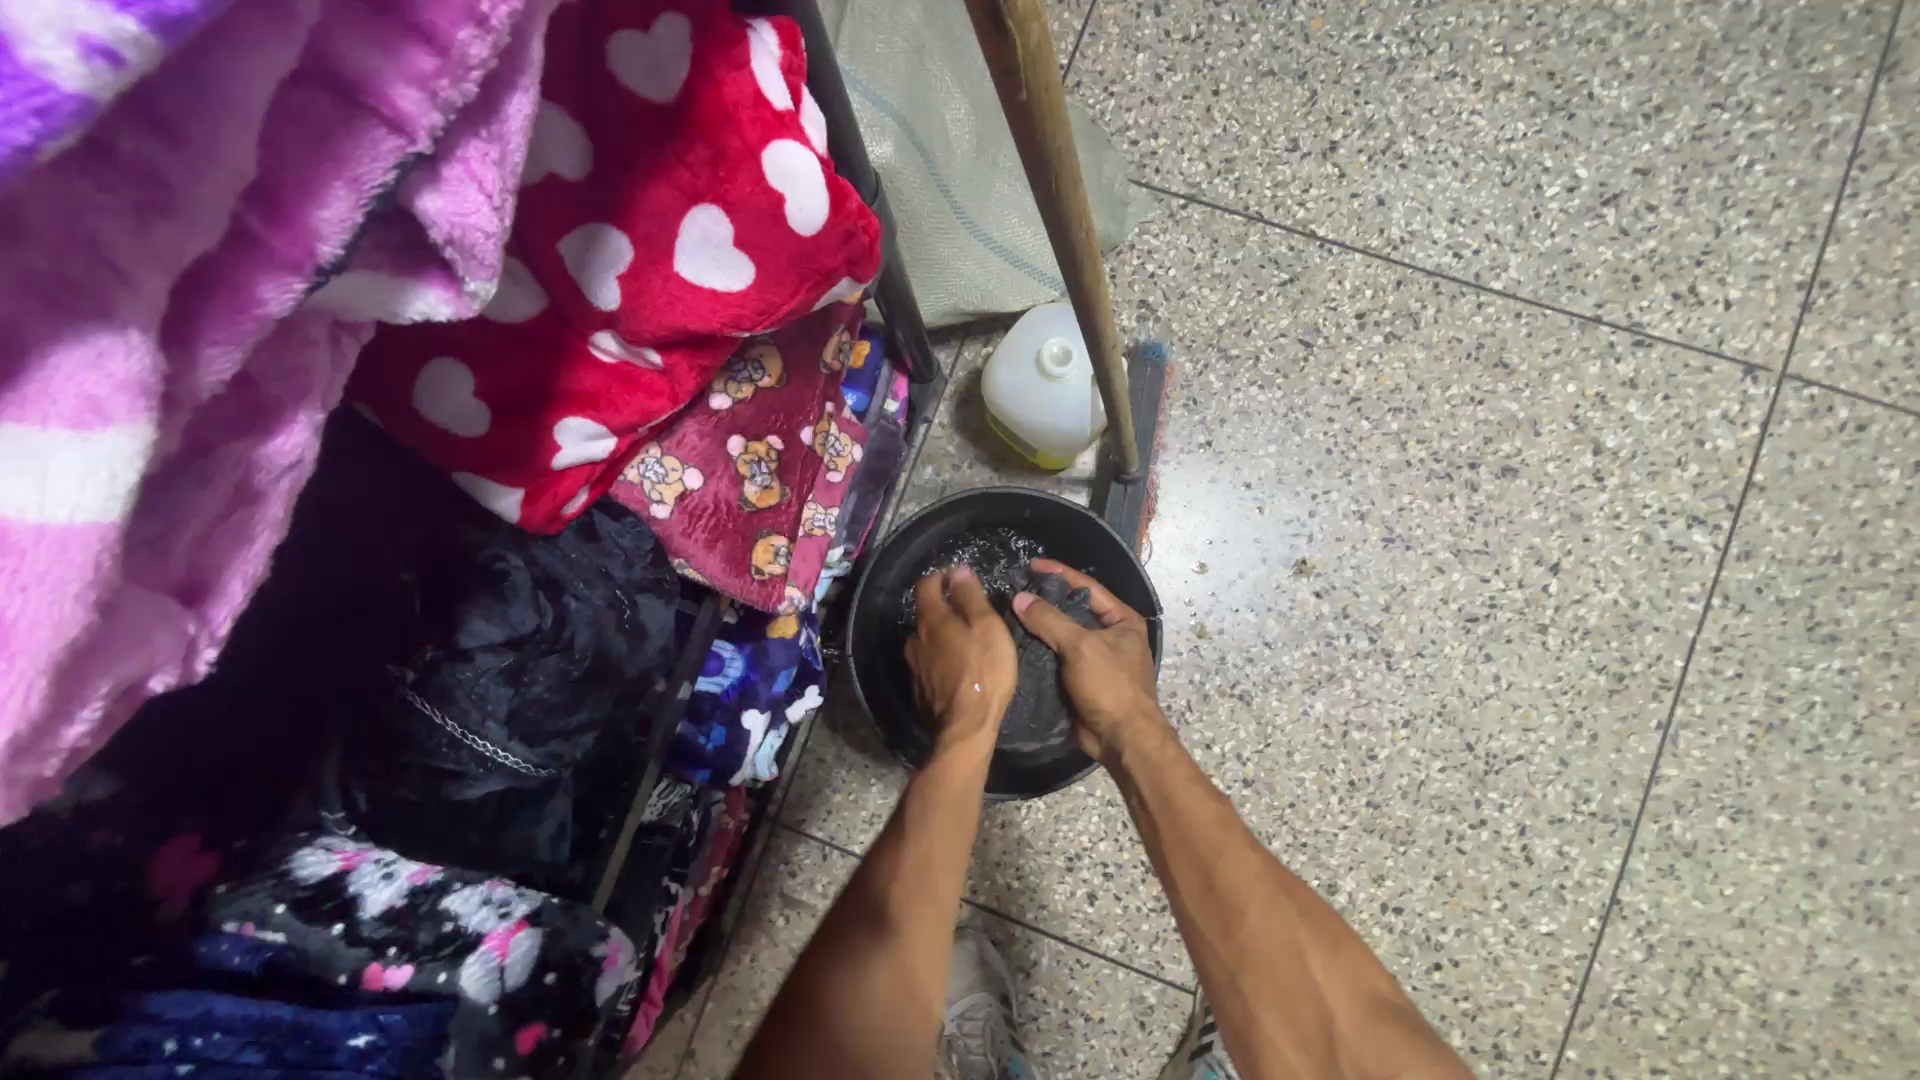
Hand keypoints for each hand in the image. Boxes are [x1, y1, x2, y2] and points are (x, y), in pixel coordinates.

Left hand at [906, 565, 1016, 755]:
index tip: (958, 577)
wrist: (965, 727)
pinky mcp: (919, 690)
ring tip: (967, 644)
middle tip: (970, 614)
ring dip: (943, 637)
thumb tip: (957, 570)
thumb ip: (970, 596)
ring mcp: (914, 667)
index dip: (941, 576)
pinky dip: (942, 660)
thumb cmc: (983, 672)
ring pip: (927, 641)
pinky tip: (959, 670)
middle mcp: (914, 640)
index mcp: (930, 620)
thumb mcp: (986, 627)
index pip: (926, 585)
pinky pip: (929, 665)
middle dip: (945, 609)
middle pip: (926, 615)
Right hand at [1011, 558, 1166, 762]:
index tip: (1031, 565)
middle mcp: (1109, 635)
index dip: (1059, 574)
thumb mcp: (1081, 647)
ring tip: (1007, 612)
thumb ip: (1050, 620)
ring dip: (1038, 627)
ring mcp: (1094, 658)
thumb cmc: (1111, 686)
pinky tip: (1014, 642)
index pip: (1086, 587)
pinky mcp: (1079, 679)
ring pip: (1061, 634)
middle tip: (1013, 589)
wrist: (1122, 739)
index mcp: (1122, 620)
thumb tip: (1019, 598)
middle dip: (1044, 601)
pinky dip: (1037, 651)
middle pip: (1072, 610)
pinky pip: (1055, 658)